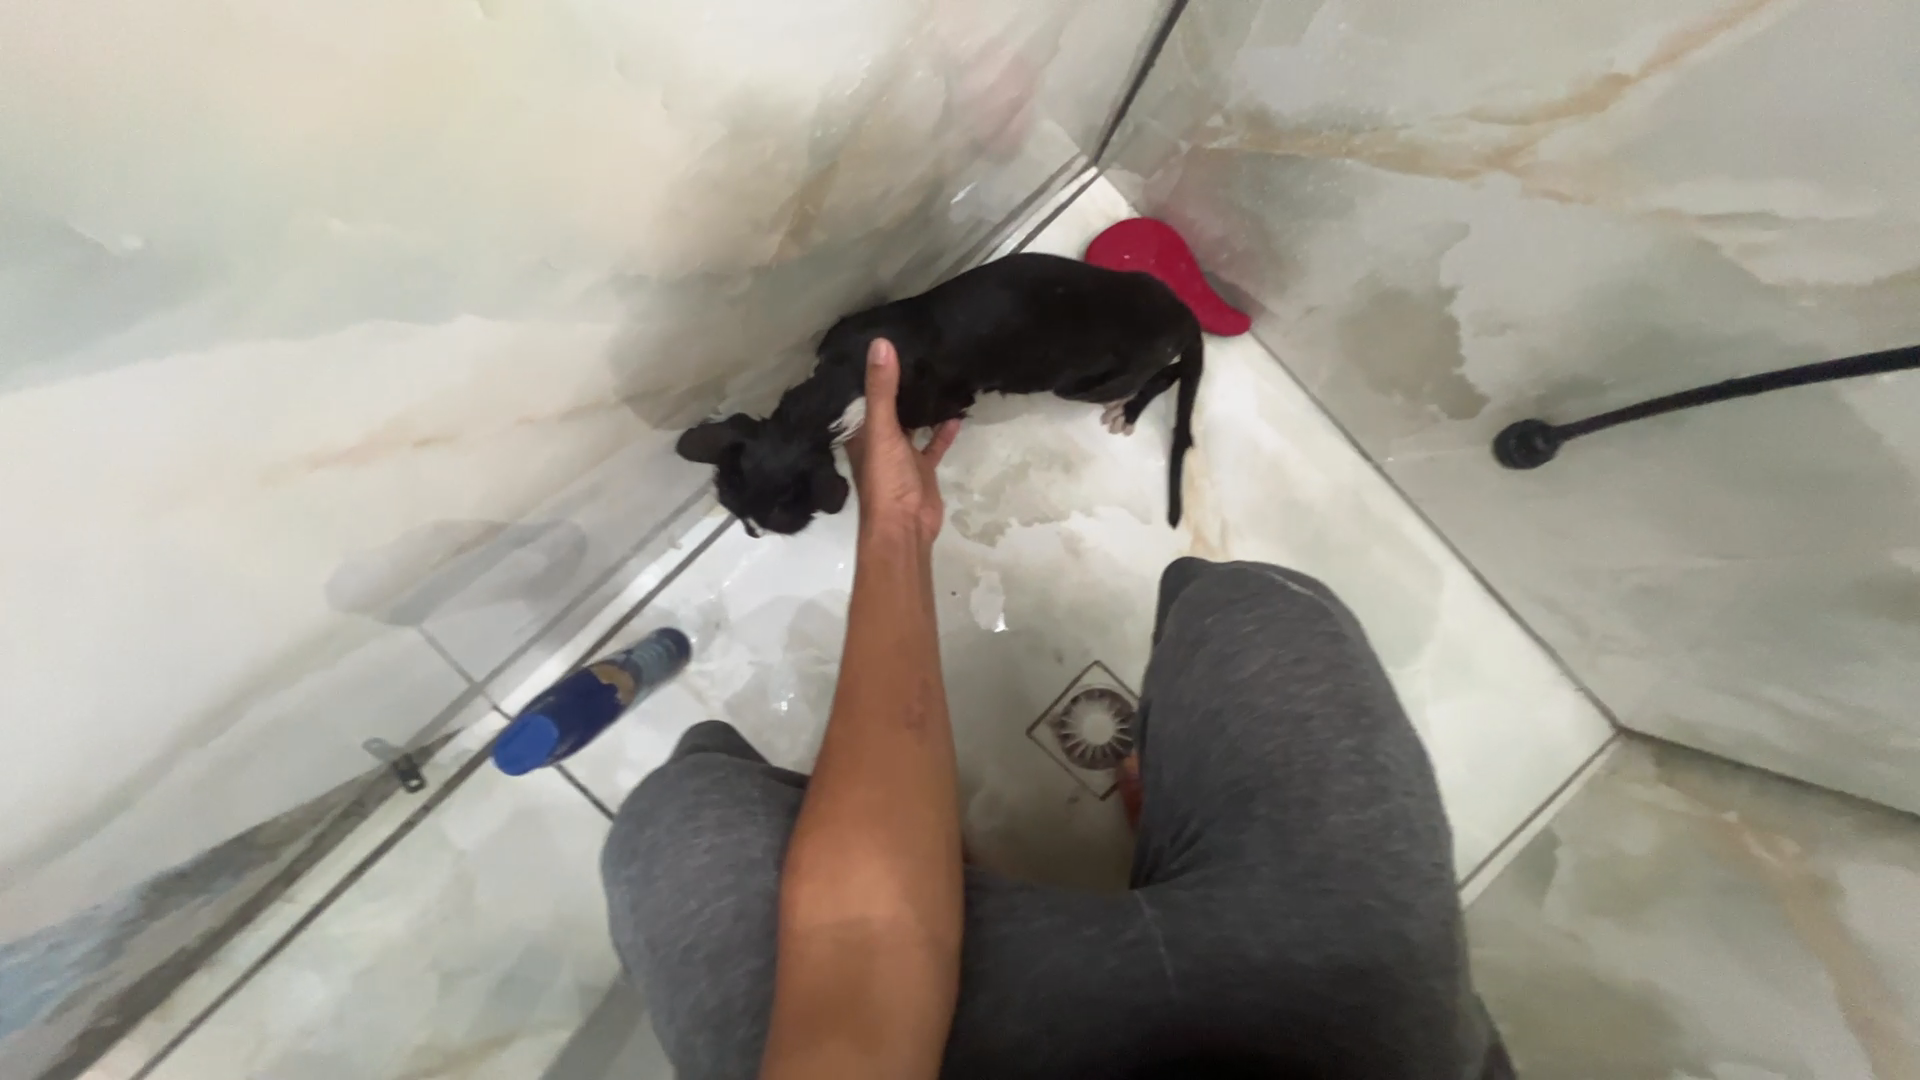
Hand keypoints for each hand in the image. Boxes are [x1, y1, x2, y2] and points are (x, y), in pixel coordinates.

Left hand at [847, 338, 959, 545]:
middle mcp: (877, 440)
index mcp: (859, 432)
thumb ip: (882, 390)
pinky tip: (956, 412)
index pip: (861, 394)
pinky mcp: (922, 467)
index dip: (869, 370)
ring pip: (911, 423)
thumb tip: (881, 343)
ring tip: (938, 373)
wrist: (905, 525)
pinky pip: (933, 443)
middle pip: (887, 406)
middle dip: (900, 384)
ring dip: (922, 405)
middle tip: (917, 349)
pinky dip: (943, 430)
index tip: (882, 339)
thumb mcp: (881, 429)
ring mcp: (901, 455)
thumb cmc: (886, 479)